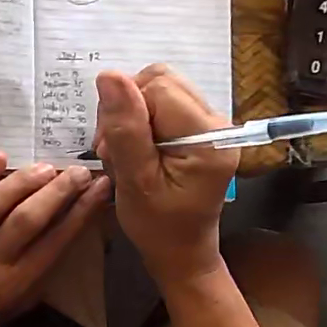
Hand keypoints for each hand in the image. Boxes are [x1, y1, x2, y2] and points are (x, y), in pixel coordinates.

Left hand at [0, 153, 110, 326]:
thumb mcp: (24, 300)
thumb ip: (46, 265)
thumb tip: (72, 220)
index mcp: (18, 282)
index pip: (56, 242)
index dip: (81, 212)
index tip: (100, 187)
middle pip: (27, 221)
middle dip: (56, 193)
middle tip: (78, 172)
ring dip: (21, 183)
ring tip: (46, 167)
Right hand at [93, 66, 237, 285]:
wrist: (180, 251)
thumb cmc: (157, 226)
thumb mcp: (136, 181)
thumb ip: (125, 129)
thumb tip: (109, 75)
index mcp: (208, 137)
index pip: (158, 87)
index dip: (126, 109)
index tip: (110, 147)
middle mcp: (216, 122)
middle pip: (160, 81)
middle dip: (127, 110)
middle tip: (112, 150)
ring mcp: (209, 124)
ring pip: (157, 90)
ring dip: (130, 117)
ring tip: (122, 155)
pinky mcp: (198, 129)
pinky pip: (162, 105)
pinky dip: (140, 123)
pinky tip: (134, 151)